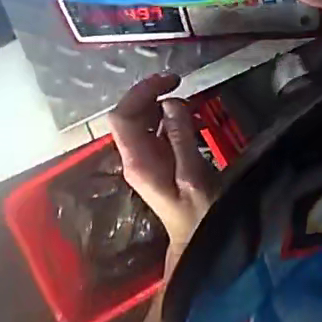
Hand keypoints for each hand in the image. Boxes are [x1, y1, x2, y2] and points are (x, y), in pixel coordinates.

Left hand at [110, 73, 220, 277]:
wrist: (198, 240)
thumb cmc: (199, 213)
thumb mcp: (194, 175)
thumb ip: (181, 138)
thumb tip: (170, 103)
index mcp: (138, 161)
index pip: (122, 116)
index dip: (141, 92)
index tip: (170, 81)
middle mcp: (134, 157)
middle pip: (130, 114)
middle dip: (151, 94)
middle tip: (181, 83)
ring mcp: (144, 159)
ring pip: (141, 120)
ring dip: (161, 104)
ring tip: (190, 103)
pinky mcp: (156, 161)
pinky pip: (155, 130)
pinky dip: (169, 117)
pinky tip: (191, 120)